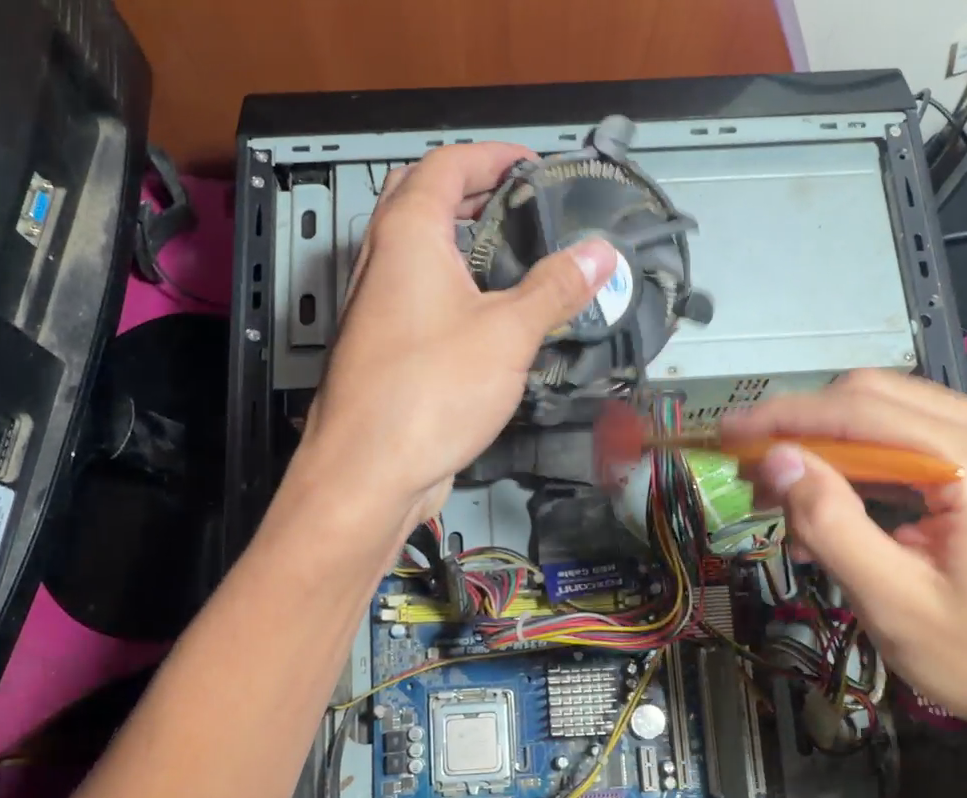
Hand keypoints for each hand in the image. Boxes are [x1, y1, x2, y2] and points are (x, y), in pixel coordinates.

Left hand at [298, 143, 617, 522]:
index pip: (445, 165)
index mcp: (407, 237)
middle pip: (420, 201)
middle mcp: (382, 263)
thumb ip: (555, 288)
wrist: (367, 471)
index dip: (490, 157)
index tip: (530, 164)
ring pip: (416, 253)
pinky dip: (451, 289)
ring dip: (459, 243)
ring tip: (511, 256)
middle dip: (469, 192)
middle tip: (517, 204)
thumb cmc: (426, 393)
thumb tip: (599, 254)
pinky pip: (417, 298)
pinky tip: (487, 318)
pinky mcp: (383, 349)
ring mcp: (376, 308)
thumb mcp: (508, 334)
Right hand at [722, 370, 966, 759]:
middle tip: (752, 470)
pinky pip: (920, 439)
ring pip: (895, 413)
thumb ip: (830, 523)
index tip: (729, 432)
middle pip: (879, 398)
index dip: (786, 417)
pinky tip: (836, 502)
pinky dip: (868, 463)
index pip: (864, 411)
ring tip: (786, 495)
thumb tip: (775, 458)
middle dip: (805, 428)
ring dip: (833, 447)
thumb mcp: (892, 603)